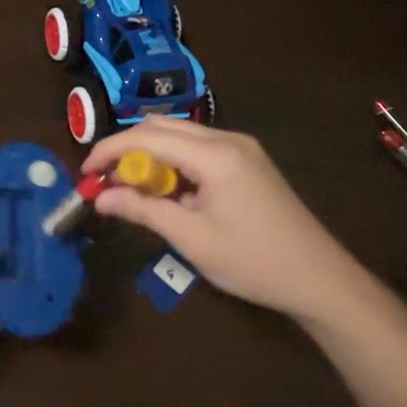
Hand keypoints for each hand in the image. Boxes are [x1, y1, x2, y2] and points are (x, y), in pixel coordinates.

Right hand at [85, 118, 374, 325]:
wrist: (321, 280)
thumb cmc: (254, 262)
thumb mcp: (192, 239)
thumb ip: (143, 211)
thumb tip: (99, 197)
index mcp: (215, 154)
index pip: (146, 137)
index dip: (109, 151)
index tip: (84, 175)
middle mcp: (227, 139)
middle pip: (160, 127)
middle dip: (126, 149)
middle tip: (103, 181)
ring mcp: (240, 148)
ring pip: (178, 135)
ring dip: (147, 155)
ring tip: (129, 189)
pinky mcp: (247, 161)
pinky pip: (196, 148)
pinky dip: (170, 162)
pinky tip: (164, 191)